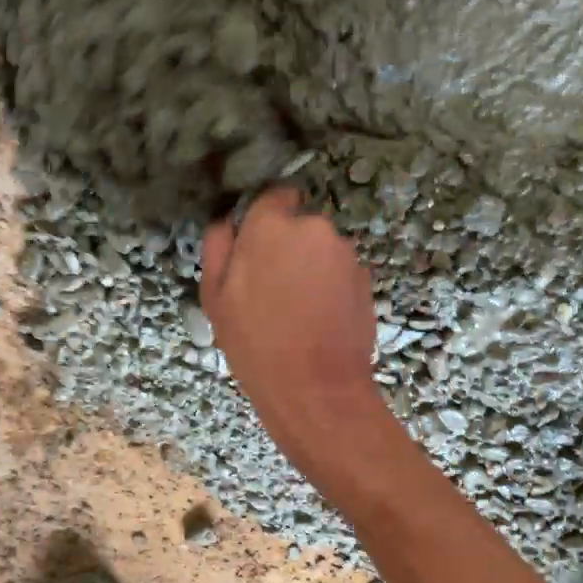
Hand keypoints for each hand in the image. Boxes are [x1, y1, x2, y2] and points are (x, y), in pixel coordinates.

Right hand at [199, 187, 379, 428]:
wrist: (316, 387)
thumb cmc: (255, 343)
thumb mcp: (215, 298)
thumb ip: (219, 247)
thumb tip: (229, 221)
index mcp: (271, 226)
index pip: (276, 195)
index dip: (269, 216)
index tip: (261, 245)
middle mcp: (313, 228)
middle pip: (300, 225)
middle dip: (290, 246)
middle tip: (275, 288)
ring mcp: (345, 252)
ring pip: (323, 249)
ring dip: (313, 266)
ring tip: (300, 309)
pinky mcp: (366, 277)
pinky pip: (342, 271)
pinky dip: (333, 286)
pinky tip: (323, 318)